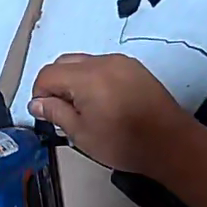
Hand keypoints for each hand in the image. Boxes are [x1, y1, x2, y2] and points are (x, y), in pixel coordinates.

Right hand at [28, 53, 197, 175]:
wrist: (170, 143)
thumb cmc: (124, 143)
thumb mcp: (81, 133)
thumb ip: (55, 113)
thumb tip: (37, 103)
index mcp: (86, 77)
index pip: (48, 74)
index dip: (39, 94)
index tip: (44, 113)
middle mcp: (103, 62)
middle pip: (64, 63)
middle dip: (56, 84)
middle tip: (60, 110)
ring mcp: (121, 63)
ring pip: (84, 63)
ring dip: (75, 81)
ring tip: (83, 109)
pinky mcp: (135, 68)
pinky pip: (104, 67)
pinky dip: (94, 79)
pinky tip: (102, 103)